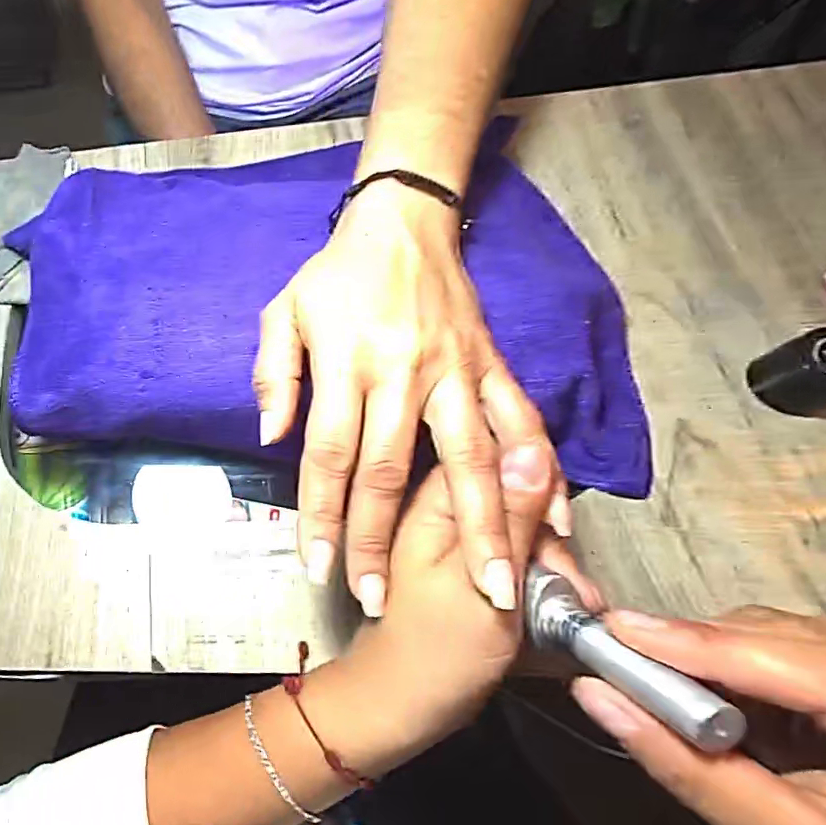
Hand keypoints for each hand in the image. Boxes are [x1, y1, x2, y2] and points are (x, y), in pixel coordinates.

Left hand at [253, 180, 569, 615]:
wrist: (400, 226)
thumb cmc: (332, 276)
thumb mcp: (283, 314)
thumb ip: (275, 375)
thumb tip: (271, 437)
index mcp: (346, 365)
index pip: (329, 454)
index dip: (322, 513)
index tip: (318, 564)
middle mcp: (404, 375)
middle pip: (390, 472)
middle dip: (382, 540)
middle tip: (377, 598)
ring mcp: (457, 373)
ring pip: (470, 462)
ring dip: (479, 531)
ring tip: (491, 593)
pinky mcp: (492, 366)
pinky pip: (523, 423)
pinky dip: (541, 473)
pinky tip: (554, 524)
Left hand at [323, 442, 600, 775]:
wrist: (406, 696)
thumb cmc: (439, 644)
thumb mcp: (482, 581)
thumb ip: (507, 518)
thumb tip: (530, 446)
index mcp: (424, 502)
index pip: (482, 454)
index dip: (531, 478)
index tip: (563, 523)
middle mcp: (430, 508)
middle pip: (502, 489)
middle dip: (546, 529)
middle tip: (571, 581)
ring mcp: (443, 534)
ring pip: (512, 521)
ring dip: (549, 555)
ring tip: (573, 599)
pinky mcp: (460, 559)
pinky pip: (507, 545)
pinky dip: (536, 569)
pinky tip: (562, 599)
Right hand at [572, 608, 825, 824]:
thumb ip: (708, 779)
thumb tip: (596, 694)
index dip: (722, 648)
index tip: (623, 632)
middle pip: (818, 644)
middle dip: (708, 643)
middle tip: (622, 652)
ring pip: (805, 635)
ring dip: (718, 647)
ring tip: (661, 673)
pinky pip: (807, 646)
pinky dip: (742, 659)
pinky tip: (713, 687)